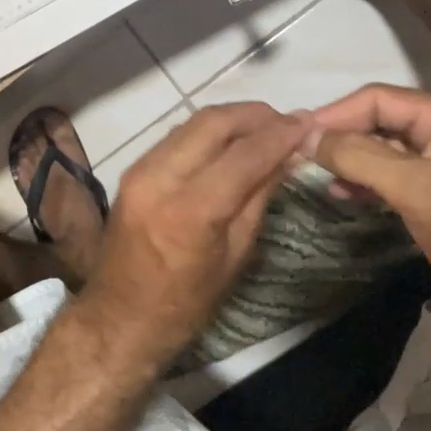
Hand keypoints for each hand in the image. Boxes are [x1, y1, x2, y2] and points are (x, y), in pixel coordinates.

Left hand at [77, 103, 306, 362]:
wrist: (121, 315)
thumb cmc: (187, 302)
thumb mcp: (236, 255)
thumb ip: (258, 198)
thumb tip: (286, 155)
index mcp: (190, 210)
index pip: (243, 155)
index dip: (279, 134)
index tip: (308, 122)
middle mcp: (159, 178)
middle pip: (212, 122)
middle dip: (254, 115)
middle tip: (287, 120)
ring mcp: (139, 169)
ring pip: (191, 123)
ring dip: (231, 118)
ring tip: (265, 127)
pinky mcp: (131, 169)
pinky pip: (175, 136)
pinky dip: (206, 131)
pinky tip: (230, 139)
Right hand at [306, 84, 430, 345]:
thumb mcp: (420, 191)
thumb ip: (362, 156)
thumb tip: (308, 136)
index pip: (380, 99)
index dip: (336, 114)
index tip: (296, 138)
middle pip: (381, 121)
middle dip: (340, 137)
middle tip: (299, 158)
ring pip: (384, 151)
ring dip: (349, 161)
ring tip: (318, 179)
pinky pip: (393, 178)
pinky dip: (365, 183)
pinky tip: (344, 196)